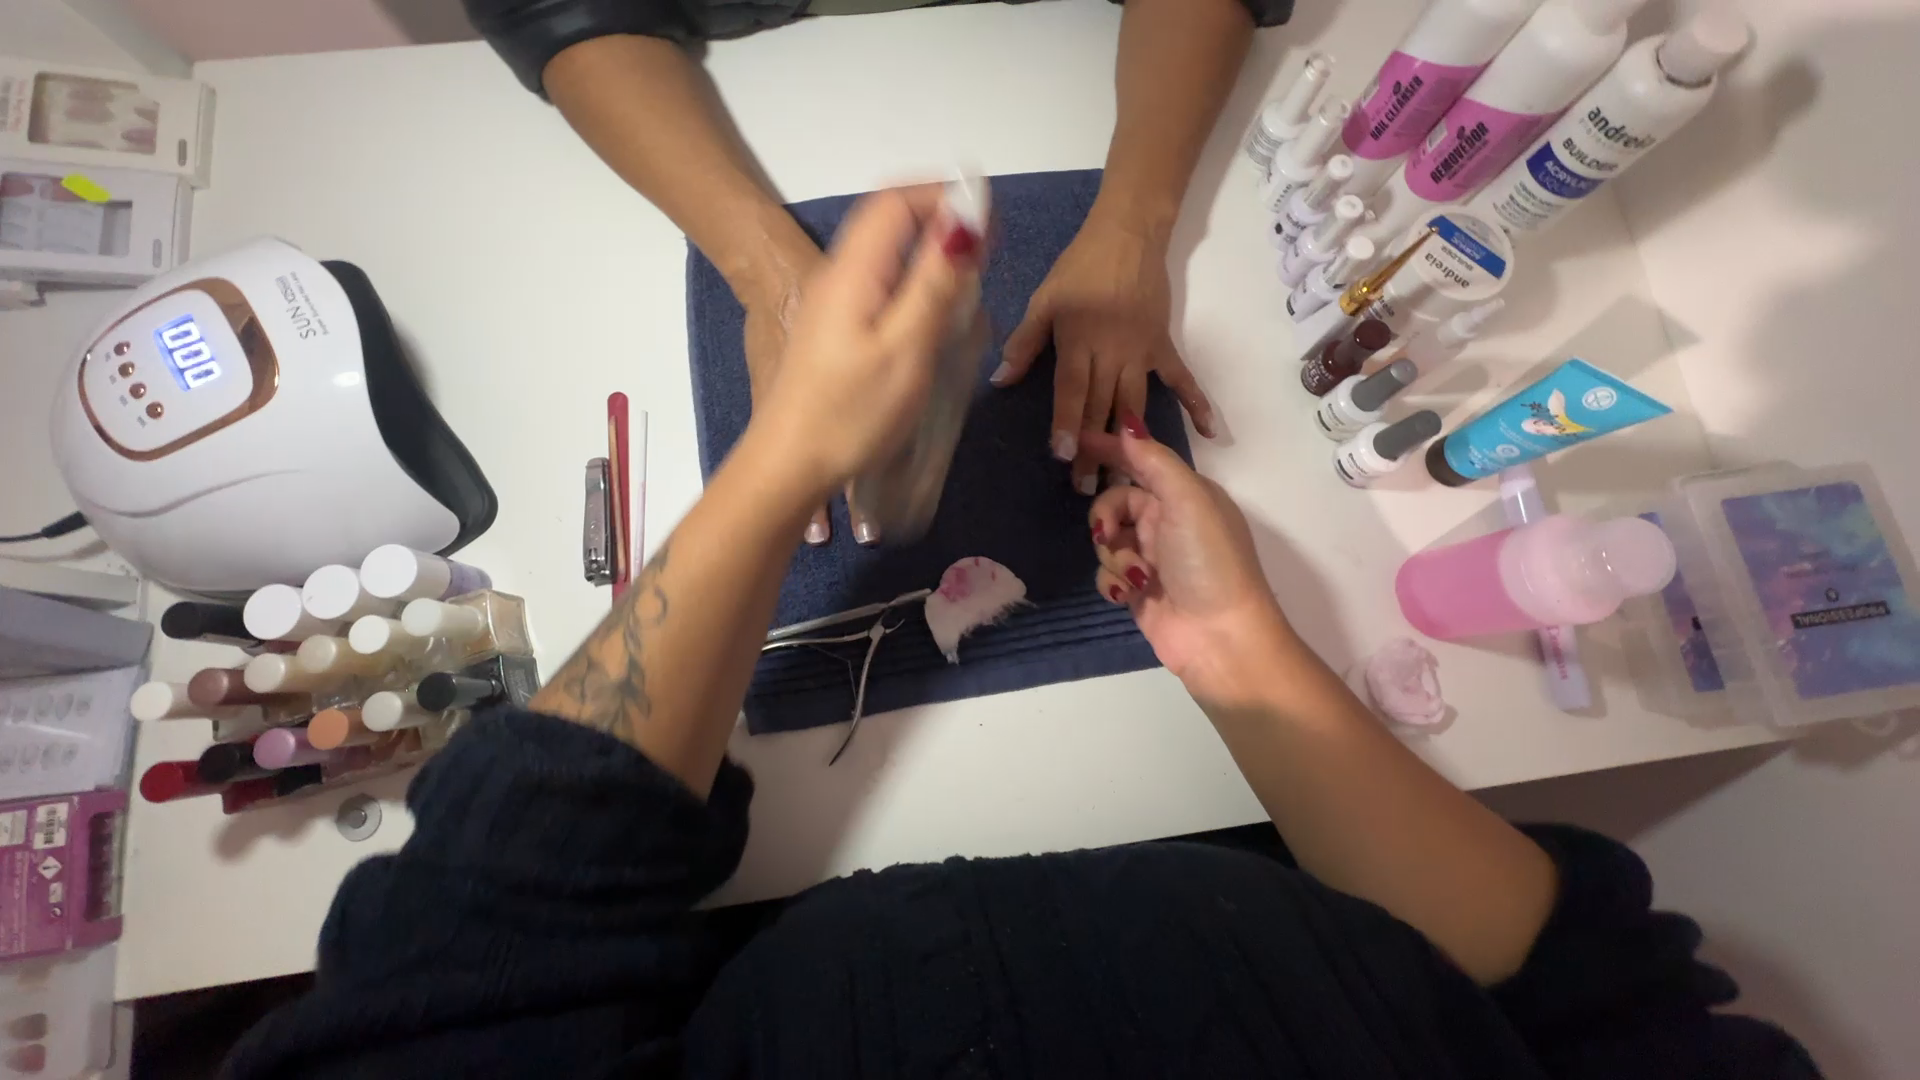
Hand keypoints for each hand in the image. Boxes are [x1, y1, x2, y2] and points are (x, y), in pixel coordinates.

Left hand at [751, 184, 981, 507]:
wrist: (789, 465)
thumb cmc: (850, 414)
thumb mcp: (904, 349)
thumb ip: (934, 283)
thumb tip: (966, 218)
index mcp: (854, 271)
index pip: (896, 200)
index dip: (944, 196)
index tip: (989, 219)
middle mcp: (837, 277)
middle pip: (889, 224)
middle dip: (940, 224)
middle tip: (985, 255)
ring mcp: (831, 307)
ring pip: (885, 259)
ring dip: (927, 257)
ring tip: (968, 285)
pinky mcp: (833, 335)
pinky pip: (878, 290)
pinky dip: (911, 288)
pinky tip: (931, 321)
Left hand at [994, 212, 1216, 495]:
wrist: (1128, 234)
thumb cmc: (1079, 269)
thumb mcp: (1043, 301)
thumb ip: (1023, 344)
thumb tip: (999, 382)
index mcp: (1078, 342)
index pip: (1071, 390)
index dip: (1068, 423)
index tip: (1065, 456)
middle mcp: (1111, 353)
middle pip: (1100, 408)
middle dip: (1094, 449)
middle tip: (1088, 490)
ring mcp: (1141, 353)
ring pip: (1133, 405)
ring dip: (1129, 444)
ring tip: (1125, 480)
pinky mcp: (1164, 347)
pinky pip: (1181, 380)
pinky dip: (1195, 404)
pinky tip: (1207, 432)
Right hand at [1079, 421, 1291, 709]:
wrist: (1220, 637)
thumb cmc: (1209, 562)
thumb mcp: (1188, 499)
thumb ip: (1154, 460)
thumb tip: (1127, 423)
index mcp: (1186, 495)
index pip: (1140, 461)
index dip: (1110, 449)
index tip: (1076, 441)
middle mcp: (1168, 522)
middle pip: (1114, 503)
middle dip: (1105, 518)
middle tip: (1106, 535)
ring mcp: (1152, 558)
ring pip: (1106, 541)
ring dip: (1112, 556)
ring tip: (1135, 577)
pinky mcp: (1137, 589)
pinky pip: (1106, 573)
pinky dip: (1111, 581)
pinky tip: (1126, 595)